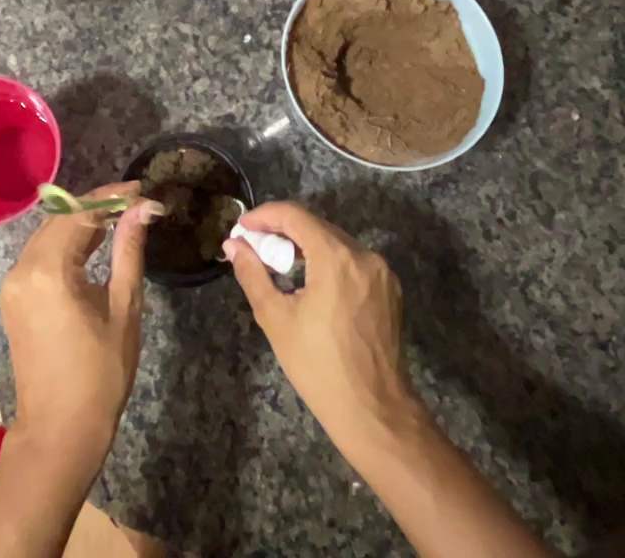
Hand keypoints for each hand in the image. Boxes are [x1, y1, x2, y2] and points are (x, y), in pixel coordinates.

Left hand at [0, 182, 161, 466]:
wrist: (60, 429)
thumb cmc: (100, 372)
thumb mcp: (123, 307)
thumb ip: (128, 251)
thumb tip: (142, 209)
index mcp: (47, 271)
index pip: (79, 215)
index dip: (110, 197)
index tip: (140, 189)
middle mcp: (22, 269)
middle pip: (59, 221)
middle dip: (95, 207)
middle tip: (134, 203)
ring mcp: (13, 285)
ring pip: (47, 237)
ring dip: (80, 225)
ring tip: (120, 219)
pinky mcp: (14, 298)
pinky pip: (40, 257)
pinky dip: (66, 245)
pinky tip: (93, 245)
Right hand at [224, 202, 419, 451]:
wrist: (372, 409)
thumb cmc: (317, 365)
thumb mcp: (275, 318)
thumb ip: (252, 273)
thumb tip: (233, 245)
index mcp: (336, 258)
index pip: (295, 216)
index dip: (264, 216)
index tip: (242, 228)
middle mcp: (364, 255)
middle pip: (317, 227)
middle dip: (283, 232)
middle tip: (254, 247)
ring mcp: (382, 272)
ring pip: (336, 243)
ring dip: (306, 247)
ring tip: (279, 265)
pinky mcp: (390, 290)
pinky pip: (353, 262)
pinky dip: (328, 262)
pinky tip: (311, 283)